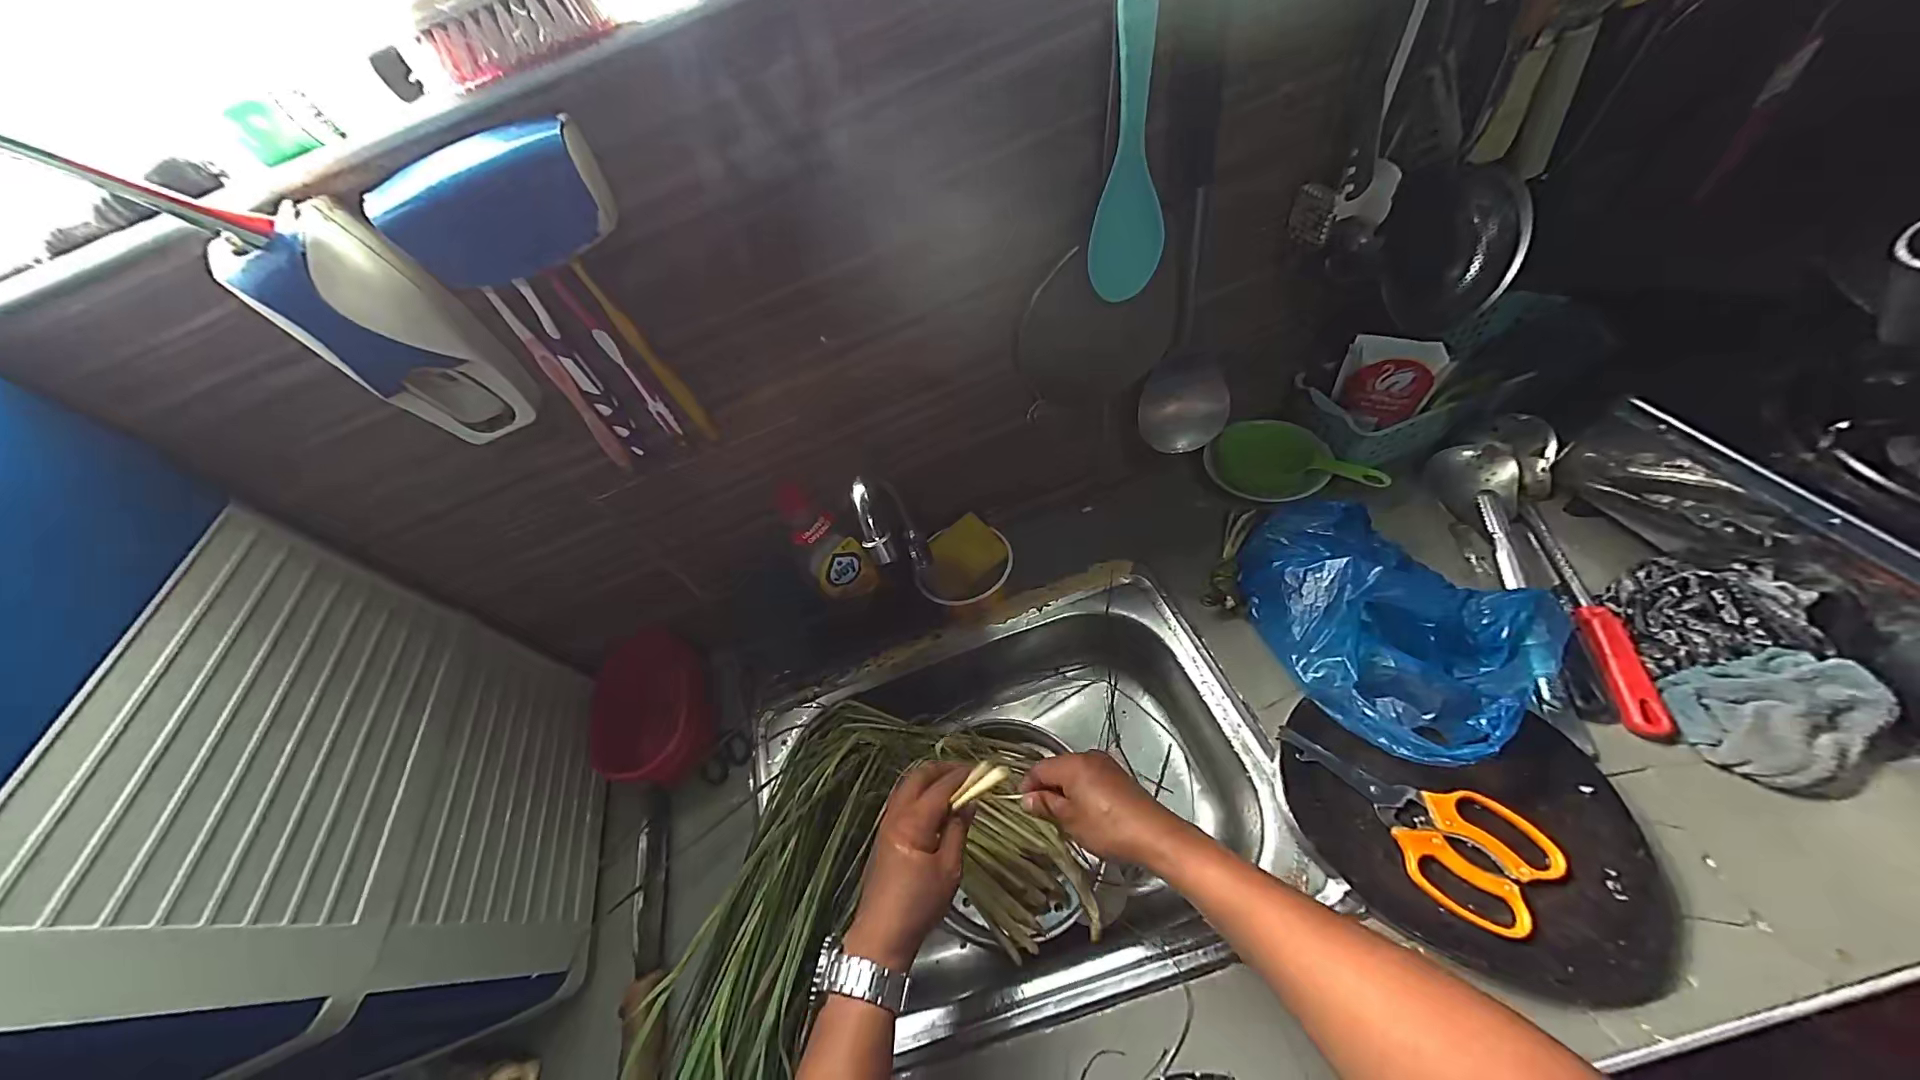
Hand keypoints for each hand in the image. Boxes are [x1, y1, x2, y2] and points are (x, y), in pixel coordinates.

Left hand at [843, 762, 972, 969]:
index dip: (962, 776)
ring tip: (953, 783)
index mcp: (912, 823)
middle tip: (966, 771)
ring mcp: (885, 824)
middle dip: (943, 769)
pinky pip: (902, 800)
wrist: (881, 934)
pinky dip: (919, 792)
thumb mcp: (949, 870)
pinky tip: (934, 803)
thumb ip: (958, 830)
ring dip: (929, 778)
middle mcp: (895, 816)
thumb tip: (968, 803)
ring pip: (907, 786)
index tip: (981, 771)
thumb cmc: (918, 906)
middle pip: (918, 777)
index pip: (940, 787)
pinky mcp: (883, 834)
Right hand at [1021, 751, 1202, 871]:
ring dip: (1065, 791)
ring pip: (1073, 773)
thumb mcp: (1070, 820)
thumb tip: (1028, 799)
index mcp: (1072, 764)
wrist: (1154, 835)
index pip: (1039, 768)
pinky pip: (1090, 778)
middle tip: (1043, 814)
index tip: (1024, 804)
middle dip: (1047, 788)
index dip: (1028, 786)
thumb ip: (1046, 805)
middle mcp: (1088, 758)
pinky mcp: (1118, 776)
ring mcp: (1105, 765)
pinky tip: (1086, 813)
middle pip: (1056, 768)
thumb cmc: (1110, 828)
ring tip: (1065, 818)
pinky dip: (1082, 792)